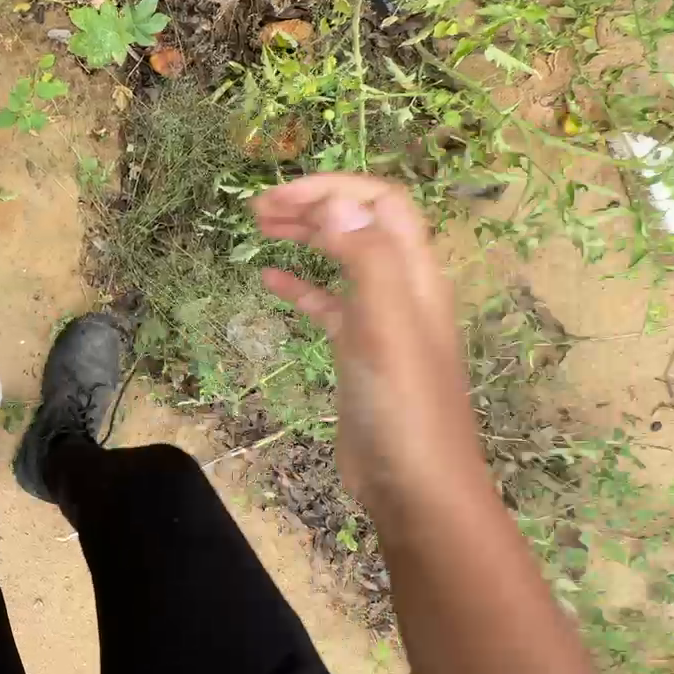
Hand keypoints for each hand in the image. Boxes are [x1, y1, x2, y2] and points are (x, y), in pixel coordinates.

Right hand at [252, 173, 489, 519]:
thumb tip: (333, 201)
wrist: (415, 484)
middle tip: (258, 208)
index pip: (380, 203)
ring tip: (260, 227)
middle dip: (312, 205)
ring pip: (340, 258)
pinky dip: (298, 285)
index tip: (277, 197)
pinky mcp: (358, 349)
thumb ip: (366, 258)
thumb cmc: (402, 405)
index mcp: (415, 274)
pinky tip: (268, 281)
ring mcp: (380, 319)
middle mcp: (401, 287)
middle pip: (359, 224)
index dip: (332, 189)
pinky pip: (326, 302)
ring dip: (304, 235)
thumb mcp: (386, 324)